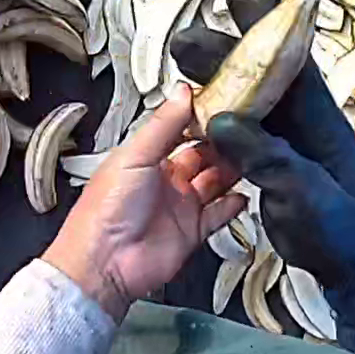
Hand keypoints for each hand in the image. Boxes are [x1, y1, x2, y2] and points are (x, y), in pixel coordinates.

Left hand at [43, 84, 246, 321]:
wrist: (105, 262)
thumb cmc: (106, 209)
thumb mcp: (134, 156)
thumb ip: (163, 125)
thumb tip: (182, 91)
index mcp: (146, 159)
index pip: (178, 132)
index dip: (199, 120)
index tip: (222, 106)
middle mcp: (165, 181)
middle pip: (202, 156)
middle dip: (221, 143)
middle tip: (242, 129)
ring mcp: (180, 206)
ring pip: (214, 182)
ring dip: (231, 169)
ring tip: (249, 155)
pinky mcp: (192, 232)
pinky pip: (219, 214)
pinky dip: (233, 204)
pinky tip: (243, 194)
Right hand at [171, 0, 354, 353]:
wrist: (351, 266)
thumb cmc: (341, 231)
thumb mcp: (308, 195)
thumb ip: (269, 158)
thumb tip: (220, 120)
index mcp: (320, 123)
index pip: (291, 66)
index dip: (268, 28)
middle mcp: (300, 126)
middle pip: (261, 81)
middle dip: (226, 56)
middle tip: (186, 39)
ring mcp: (284, 146)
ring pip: (246, 107)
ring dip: (216, 88)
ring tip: (181, 72)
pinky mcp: (269, 167)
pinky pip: (239, 138)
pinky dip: (216, 124)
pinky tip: (195, 117)